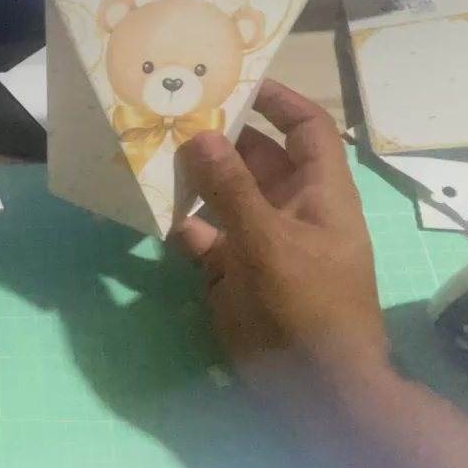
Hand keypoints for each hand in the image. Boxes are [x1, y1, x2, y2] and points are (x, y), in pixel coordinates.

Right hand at [172, 82, 391, 411]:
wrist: (309, 386)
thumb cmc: (307, 306)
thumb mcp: (269, 241)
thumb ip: (231, 189)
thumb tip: (199, 136)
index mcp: (318, 194)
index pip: (306, 130)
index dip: (278, 101)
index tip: (235, 80)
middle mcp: (287, 208)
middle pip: (253, 157)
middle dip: (217, 136)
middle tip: (170, 112)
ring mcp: (257, 238)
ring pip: (220, 194)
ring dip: (190, 177)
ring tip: (149, 150)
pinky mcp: (230, 268)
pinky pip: (200, 232)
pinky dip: (178, 221)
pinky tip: (149, 209)